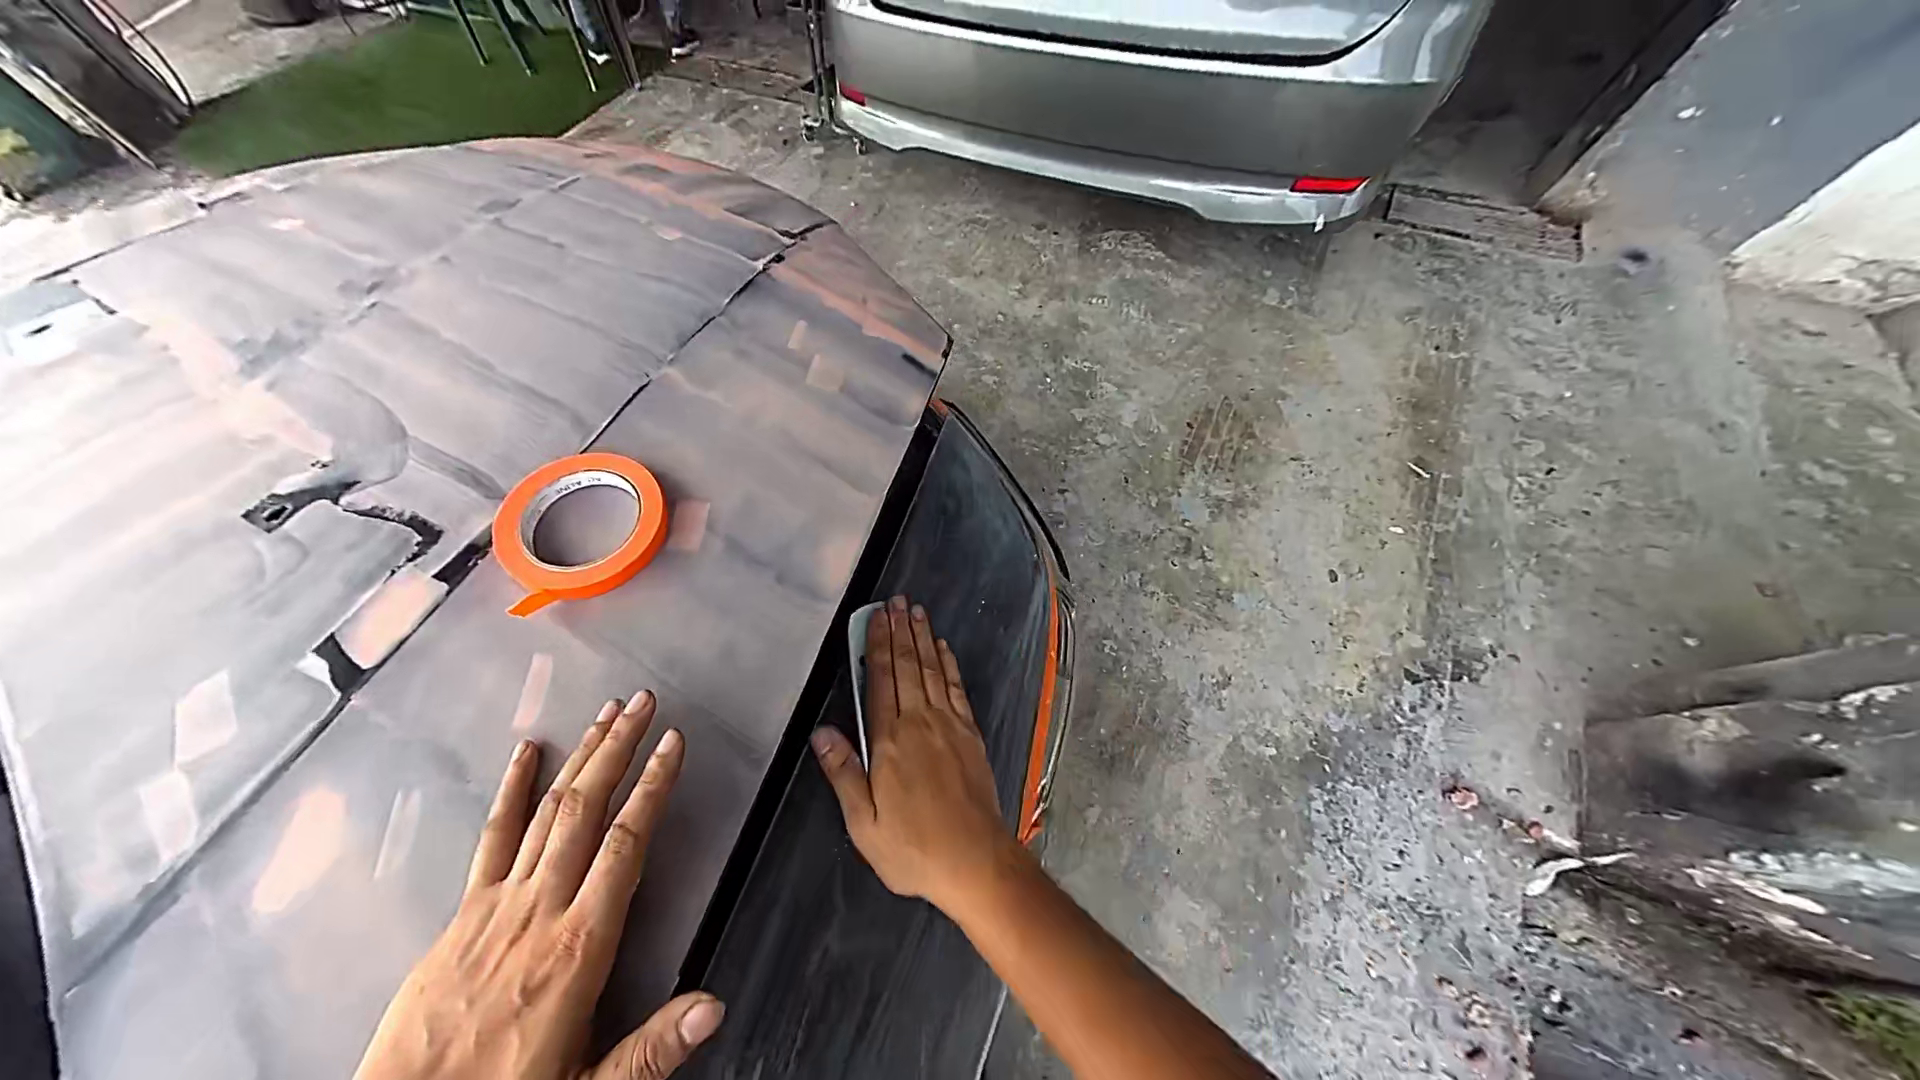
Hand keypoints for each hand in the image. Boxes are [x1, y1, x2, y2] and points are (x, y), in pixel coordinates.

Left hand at [354, 692, 723, 1079]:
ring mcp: (497, 906)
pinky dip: (513, 790)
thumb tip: (714, 1005)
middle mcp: (540, 910)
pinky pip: (492, 838)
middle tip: (644, 704)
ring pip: (549, 810)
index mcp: (580, 945)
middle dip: (620, 748)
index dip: (653, 786)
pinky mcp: (463, 914)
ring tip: (607, 714)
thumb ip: (653, 1048)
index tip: (672, 745)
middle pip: (588, 808)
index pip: (627, 843)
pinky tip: (527, 753)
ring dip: (582, 756)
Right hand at [811, 595, 1021, 911]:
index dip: (878, 646)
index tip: (876, 618)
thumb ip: (844, 773)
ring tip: (917, 612)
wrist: (975, 860)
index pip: (881, 681)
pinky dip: (949, 665)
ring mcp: (950, 726)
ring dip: (924, 639)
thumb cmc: (913, 847)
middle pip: (908, 667)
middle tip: (897, 601)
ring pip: (933, 671)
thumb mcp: (865, 823)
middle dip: (900, 631)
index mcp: (890, 742)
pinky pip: (957, 689)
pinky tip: (943, 649)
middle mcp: (920, 723)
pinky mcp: (970, 735)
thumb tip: (822, 732)